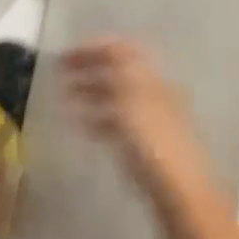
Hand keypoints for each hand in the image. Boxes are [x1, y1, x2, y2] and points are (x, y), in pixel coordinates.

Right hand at [62, 37, 214, 197]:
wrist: (179, 191)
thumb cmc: (152, 144)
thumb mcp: (131, 101)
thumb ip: (118, 72)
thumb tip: (108, 47)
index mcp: (152, 81)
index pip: (124, 51)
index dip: (94, 48)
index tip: (65, 54)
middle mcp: (154, 95)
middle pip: (119, 72)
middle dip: (89, 68)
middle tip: (59, 72)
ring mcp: (150, 121)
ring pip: (117, 98)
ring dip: (91, 92)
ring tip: (64, 97)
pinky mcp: (145, 145)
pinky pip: (118, 123)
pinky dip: (97, 117)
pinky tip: (81, 124)